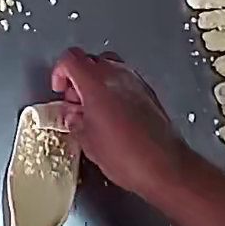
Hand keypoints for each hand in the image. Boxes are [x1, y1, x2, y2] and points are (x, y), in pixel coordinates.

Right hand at [50, 48, 194, 199]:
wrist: (165, 166)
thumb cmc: (126, 155)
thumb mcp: (88, 141)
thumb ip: (75, 121)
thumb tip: (73, 116)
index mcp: (95, 82)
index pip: (70, 59)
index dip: (60, 72)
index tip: (60, 90)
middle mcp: (116, 74)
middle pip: (89, 60)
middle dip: (77, 78)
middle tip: (75, 103)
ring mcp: (135, 80)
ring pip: (108, 68)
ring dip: (96, 83)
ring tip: (93, 111)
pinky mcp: (148, 92)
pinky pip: (124, 80)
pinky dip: (114, 90)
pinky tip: (112, 116)